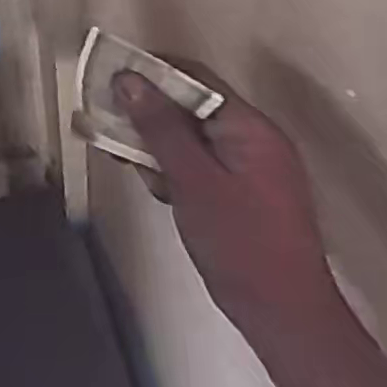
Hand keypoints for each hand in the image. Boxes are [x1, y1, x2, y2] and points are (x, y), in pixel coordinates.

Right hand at [116, 67, 386, 386]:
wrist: (282, 315)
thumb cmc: (239, 240)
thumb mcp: (191, 178)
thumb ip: (159, 125)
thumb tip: (128, 78)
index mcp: (251, 128)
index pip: (196, 78)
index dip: (151, 71)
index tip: (107, 72)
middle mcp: (252, 139)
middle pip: (189, 105)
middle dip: (146, 110)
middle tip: (105, 116)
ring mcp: (247, 166)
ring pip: (187, 134)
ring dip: (153, 142)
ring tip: (124, 156)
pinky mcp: (237, 189)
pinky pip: (195, 160)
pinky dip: (169, 165)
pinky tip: (153, 184)